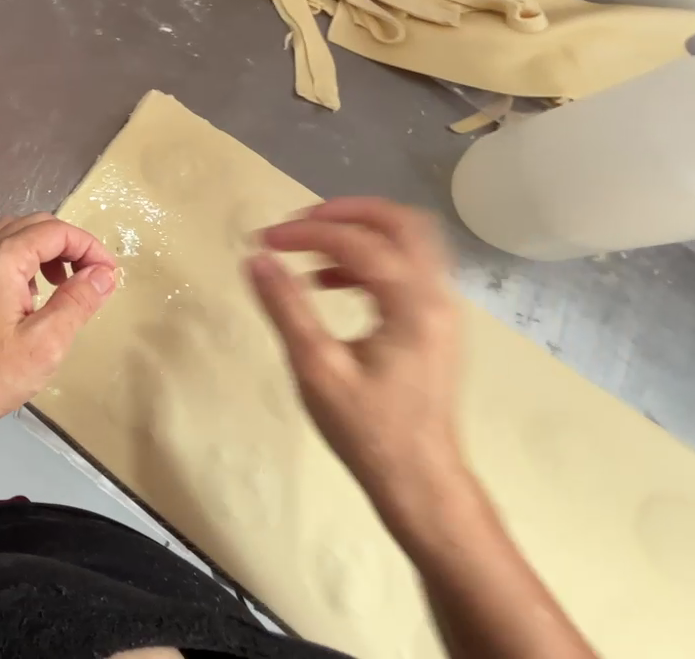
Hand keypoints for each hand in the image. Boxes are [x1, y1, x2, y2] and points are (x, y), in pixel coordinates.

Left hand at [0, 213, 117, 434]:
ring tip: (64, 284)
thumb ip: (78, 301)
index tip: (109, 273)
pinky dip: (24, 261)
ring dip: (45, 250)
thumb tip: (103, 273)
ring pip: (14, 236)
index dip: (87, 246)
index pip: (54, 231)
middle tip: (91, 276)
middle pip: (33, 225)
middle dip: (68, 244)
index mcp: (0, 261)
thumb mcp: (47, 342)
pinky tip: (34, 295)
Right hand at [244, 197, 472, 534]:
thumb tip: (254, 258)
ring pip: (408, 242)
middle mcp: (436, 297)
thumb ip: (286, 307)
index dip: (307, 233)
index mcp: (412, 305)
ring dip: (356, 233)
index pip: (359, 243)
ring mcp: (440, 310)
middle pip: (403, 223)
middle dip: (346, 212)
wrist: (420, 481)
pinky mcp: (431, 325)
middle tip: (298, 223)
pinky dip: (364, 259)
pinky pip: (404, 268)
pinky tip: (326, 282)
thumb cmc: (367, 429)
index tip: (262, 240)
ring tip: (306, 248)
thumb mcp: (315, 368)